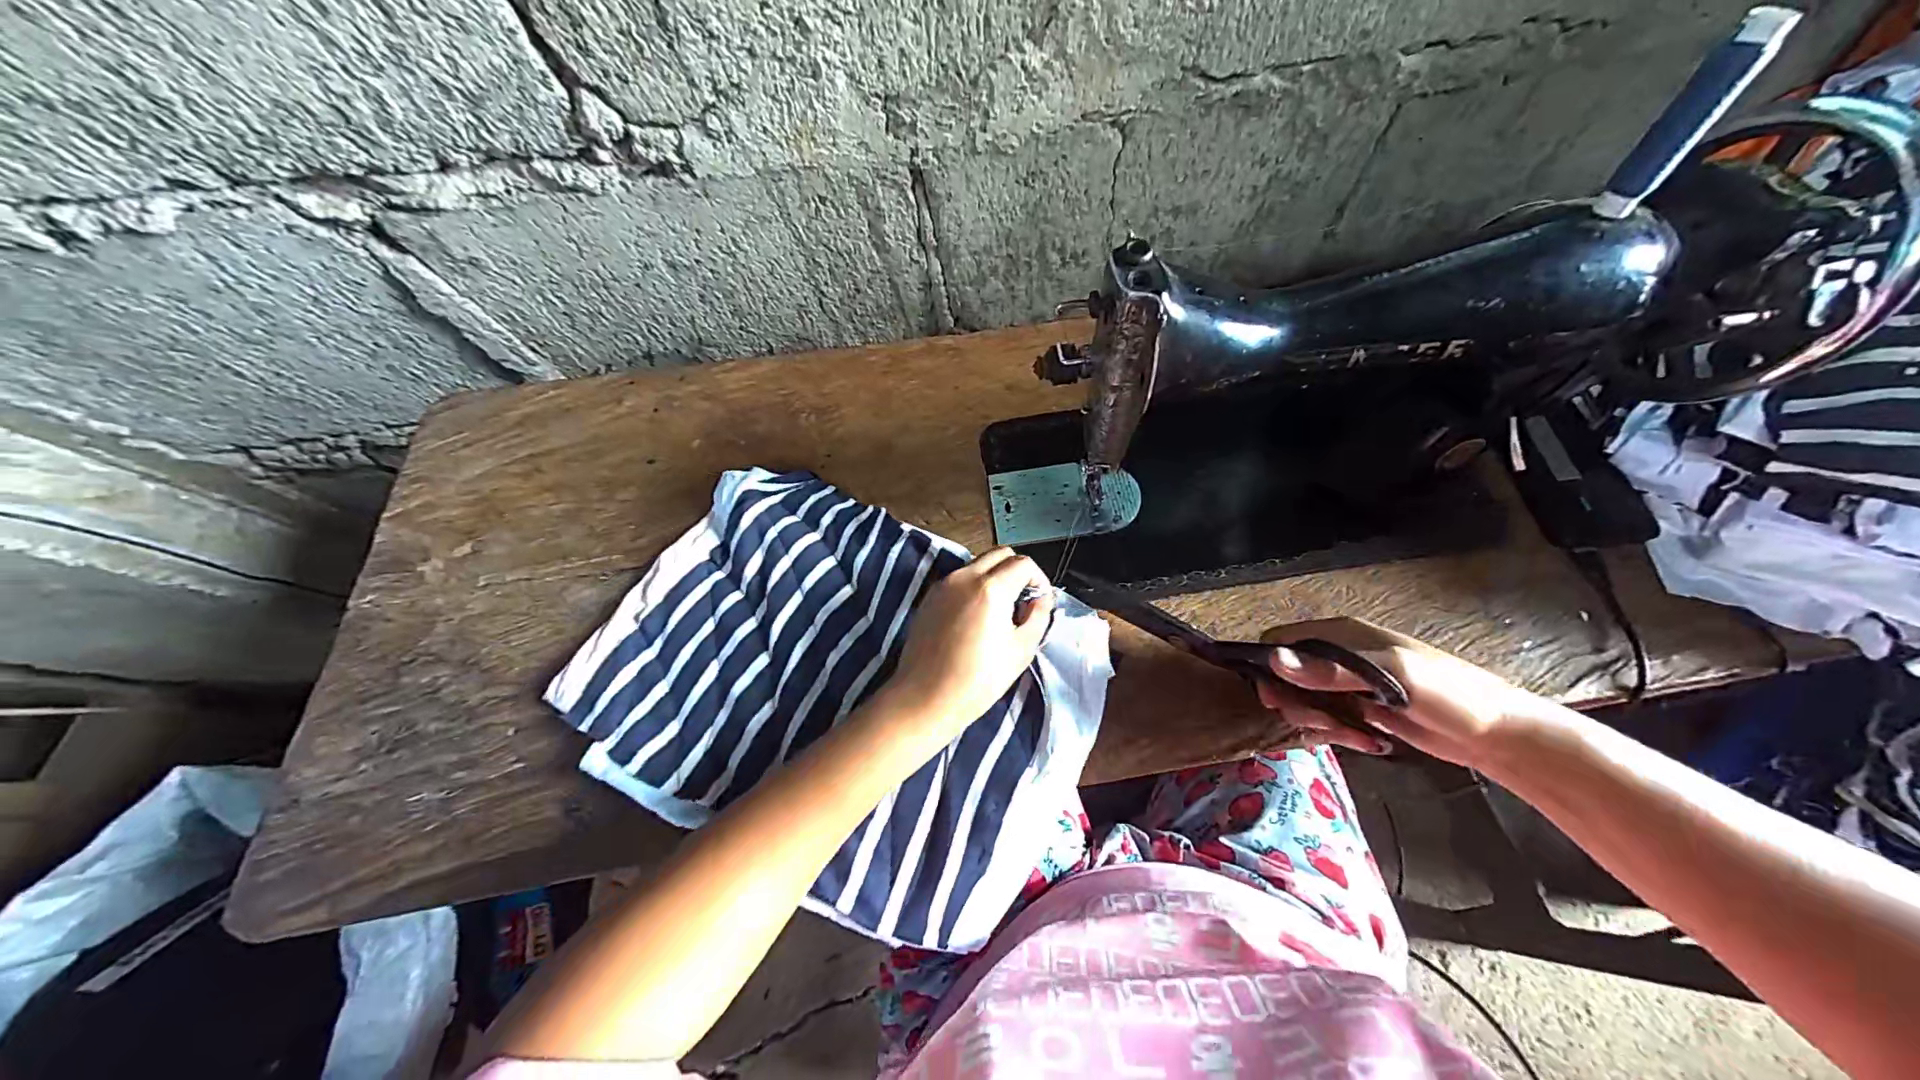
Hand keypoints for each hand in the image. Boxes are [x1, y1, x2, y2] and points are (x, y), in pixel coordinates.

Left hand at [882, 548, 1054, 742]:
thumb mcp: (1021, 650)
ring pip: (978, 564)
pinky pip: (959, 579)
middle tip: (1023, 599)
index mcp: (989, 589)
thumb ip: (1038, 616)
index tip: (1039, 599)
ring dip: (995, 577)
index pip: (1023, 563)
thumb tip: (1040, 600)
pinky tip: (977, 618)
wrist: (926, 698)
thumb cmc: (974, 681)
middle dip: (1017, 570)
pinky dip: (974, 587)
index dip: (1038, 579)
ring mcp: (943, 586)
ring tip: (1000, 611)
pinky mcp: (929, 598)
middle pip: (1000, 553)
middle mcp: (963, 579)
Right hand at [1257, 617, 1567, 774]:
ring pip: (1305, 699)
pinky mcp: (1360, 709)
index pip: (1281, 641)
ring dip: (1316, 720)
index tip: (1276, 696)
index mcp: (1342, 635)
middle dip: (1296, 701)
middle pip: (1287, 674)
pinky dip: (1335, 732)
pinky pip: (1328, 718)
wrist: (1500, 735)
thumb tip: (1273, 659)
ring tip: (1349, 734)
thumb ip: (1330, 670)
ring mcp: (1349, 684)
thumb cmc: (1451, 694)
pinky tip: (1364, 741)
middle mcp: (1339, 655)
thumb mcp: (1391, 677)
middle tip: (1319, 723)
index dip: (1269, 666)